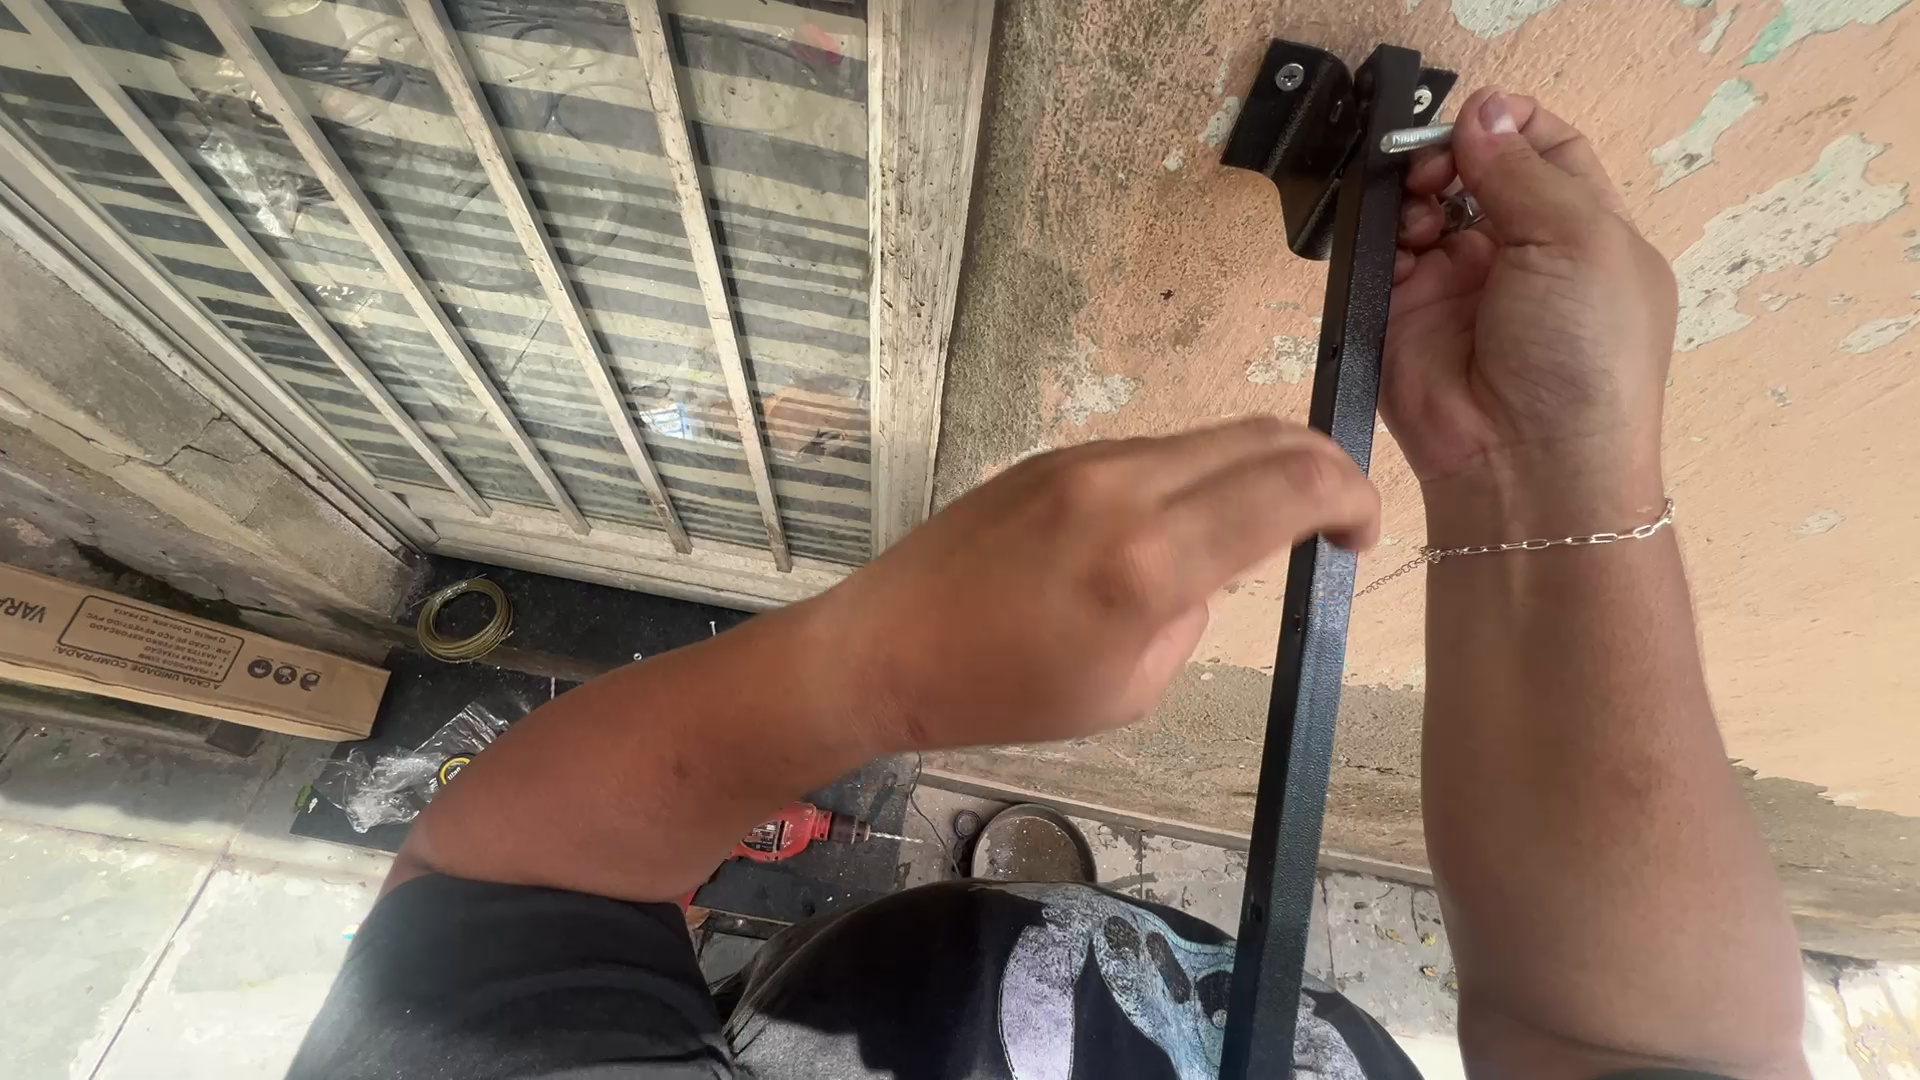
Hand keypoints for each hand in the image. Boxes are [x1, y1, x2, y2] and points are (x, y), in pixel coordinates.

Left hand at [814, 418, 1379, 750]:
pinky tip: (1172, 523)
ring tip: (1250, 524)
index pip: (1291, 488)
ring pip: (1205, 438)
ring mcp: (1082, 460)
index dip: (1351, 498)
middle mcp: (1123, 487)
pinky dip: (1191, 475)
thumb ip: (1191, 615)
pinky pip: (1151, 451)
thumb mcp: (1126, 690)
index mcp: (1148, 561)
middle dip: (1321, 466)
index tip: (1357, 533)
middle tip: (1332, 516)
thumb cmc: (1000, 694)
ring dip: (1252, 469)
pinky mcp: (1052, 456)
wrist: (886, 646)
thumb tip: (1209, 568)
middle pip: (1261, 436)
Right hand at [1385, 88, 1676, 507]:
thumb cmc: (1581, 356)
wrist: (1519, 456)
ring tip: (1423, 220)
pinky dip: (1384, 245)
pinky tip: (1399, 250)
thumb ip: (1523, 173)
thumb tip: (1482, 112)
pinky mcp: (1398, 320)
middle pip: (1470, 178)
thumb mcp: (1579, 241)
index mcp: (1578, 228)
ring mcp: (1451, 289)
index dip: (1508, 126)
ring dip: (1416, 202)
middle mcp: (1511, 254)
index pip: (1540, 152)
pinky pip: (1381, 264)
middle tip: (1437, 171)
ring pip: (1420, 216)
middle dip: (1450, 161)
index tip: (1478, 117)